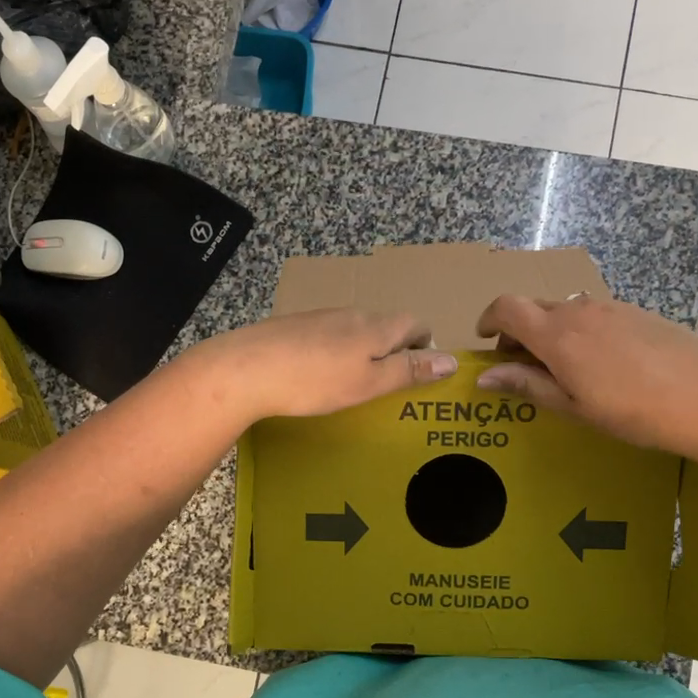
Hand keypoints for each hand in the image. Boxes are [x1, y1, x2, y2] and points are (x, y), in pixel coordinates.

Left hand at [184, 308, 459, 421]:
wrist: (246, 369)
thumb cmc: (314, 382)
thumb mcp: (368, 383)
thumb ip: (408, 371)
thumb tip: (451, 360)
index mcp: (375, 326)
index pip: (415, 323)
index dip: (425, 343)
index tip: (422, 368)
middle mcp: (351, 313)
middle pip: (384, 324)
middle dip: (394, 346)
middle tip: (390, 379)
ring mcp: (319, 316)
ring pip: (354, 329)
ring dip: (362, 349)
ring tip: (354, 380)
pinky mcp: (292, 326)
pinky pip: (326, 335)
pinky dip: (333, 351)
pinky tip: (318, 374)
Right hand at [473, 294, 697, 458]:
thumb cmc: (632, 412)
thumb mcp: (572, 406)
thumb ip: (527, 385)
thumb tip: (485, 377)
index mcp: (557, 335)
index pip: (506, 307)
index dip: (488, 319)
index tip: (485, 340)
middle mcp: (580, 310)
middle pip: (534, 308)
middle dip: (518, 331)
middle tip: (521, 366)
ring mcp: (612, 307)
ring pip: (566, 311)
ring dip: (551, 332)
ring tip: (563, 370)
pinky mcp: (638, 312)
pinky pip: (595, 316)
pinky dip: (581, 332)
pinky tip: (602, 365)